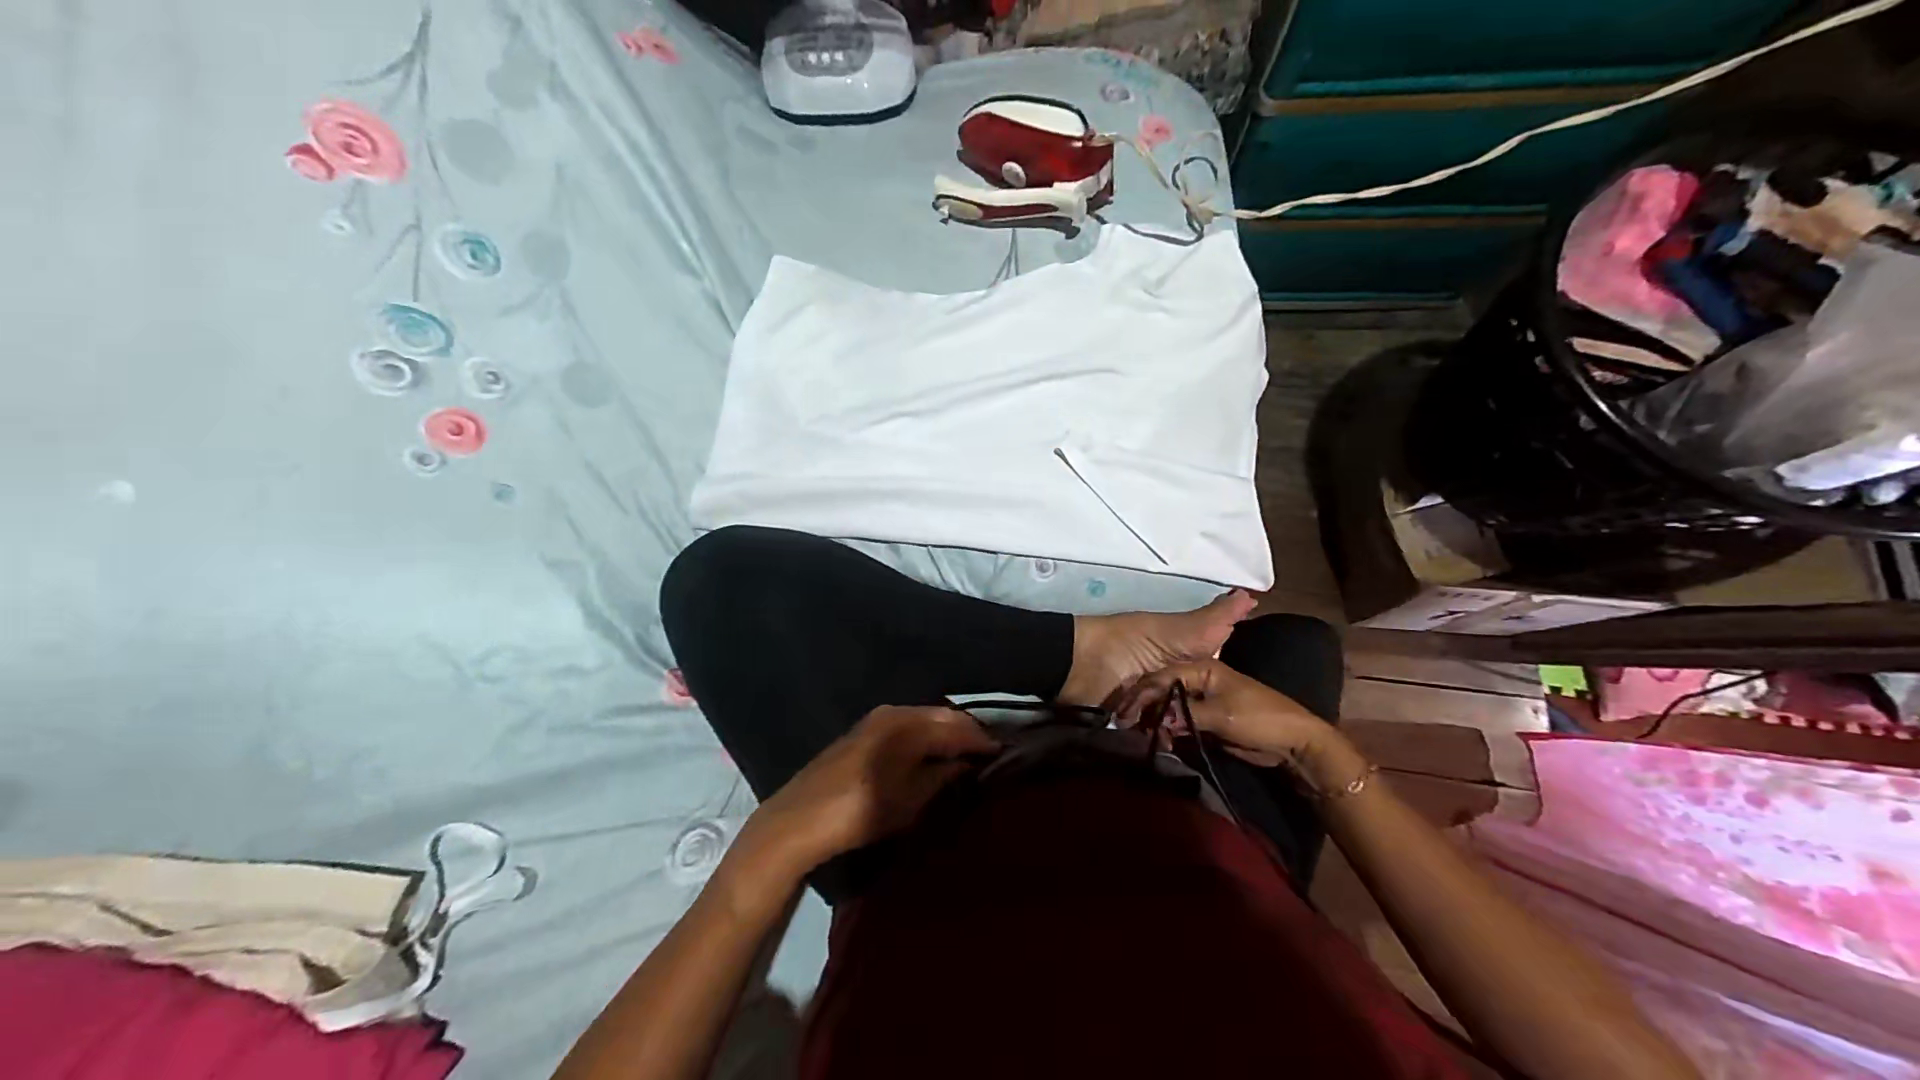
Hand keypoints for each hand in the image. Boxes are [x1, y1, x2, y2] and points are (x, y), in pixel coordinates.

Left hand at [742, 706, 998, 874]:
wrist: (799, 820)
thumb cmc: (861, 811)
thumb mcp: (912, 800)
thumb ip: (944, 776)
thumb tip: (969, 763)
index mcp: (908, 724)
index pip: (959, 725)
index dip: (984, 739)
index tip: (1006, 753)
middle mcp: (894, 711)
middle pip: (942, 715)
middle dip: (967, 733)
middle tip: (989, 755)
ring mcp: (876, 718)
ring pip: (924, 719)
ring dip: (946, 734)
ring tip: (966, 756)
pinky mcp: (864, 731)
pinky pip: (908, 726)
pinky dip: (926, 737)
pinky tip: (933, 754)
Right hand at [1112, 659, 1342, 774]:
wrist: (1293, 744)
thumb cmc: (1260, 718)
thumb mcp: (1222, 714)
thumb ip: (1187, 714)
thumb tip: (1158, 719)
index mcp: (1204, 668)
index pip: (1164, 675)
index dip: (1144, 692)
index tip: (1127, 710)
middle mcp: (1199, 681)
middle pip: (1164, 690)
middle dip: (1147, 707)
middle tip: (1129, 725)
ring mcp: (1203, 701)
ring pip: (1170, 707)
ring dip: (1157, 721)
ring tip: (1143, 736)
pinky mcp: (1206, 721)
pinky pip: (1180, 723)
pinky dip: (1169, 732)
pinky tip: (1159, 742)